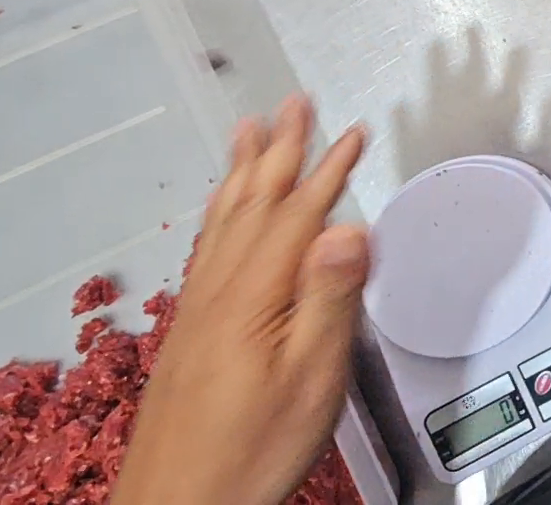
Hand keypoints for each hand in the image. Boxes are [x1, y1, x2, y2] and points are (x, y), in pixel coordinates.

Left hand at [112, 97, 368, 504]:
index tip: (356, 131)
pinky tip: (230, 208)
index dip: (329, 170)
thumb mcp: (312, 374)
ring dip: (244, 171)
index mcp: (254, 299)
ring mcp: (200, 310)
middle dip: (277, 150)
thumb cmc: (259, 445)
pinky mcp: (194, 328)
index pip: (297, 217)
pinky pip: (210, 249)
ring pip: (224, 223)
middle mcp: (219, 294)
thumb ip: (330, 298)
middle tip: (291, 104)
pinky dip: (225, 213)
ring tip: (251, 131)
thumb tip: (348, 229)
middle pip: (252, 207)